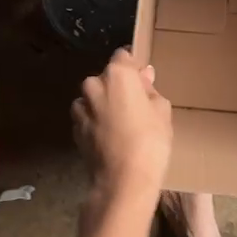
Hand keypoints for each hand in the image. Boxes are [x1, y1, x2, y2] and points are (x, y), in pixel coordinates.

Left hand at [72, 50, 171, 202]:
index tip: (144, 80)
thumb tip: (144, 78)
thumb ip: (150, 90)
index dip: (135, 67)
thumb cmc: (150, 141)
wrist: (123, 180)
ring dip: (105, 103)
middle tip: (137, 105)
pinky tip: (111, 137)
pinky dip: (97, 121)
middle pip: (107, 77)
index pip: (123, 56)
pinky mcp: (75, 129)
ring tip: (123, 124)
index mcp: (118, 74)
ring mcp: (81, 107)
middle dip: (120, 86)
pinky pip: (88, 116)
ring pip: (94, 97)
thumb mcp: (162, 110)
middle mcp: (94, 85)